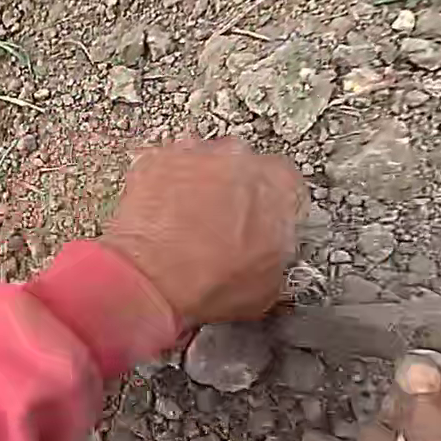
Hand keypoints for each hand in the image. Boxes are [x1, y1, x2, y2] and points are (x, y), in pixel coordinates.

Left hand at [99, 138, 302, 327]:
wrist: (152, 282)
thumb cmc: (208, 283)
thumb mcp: (267, 286)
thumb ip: (277, 254)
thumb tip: (270, 258)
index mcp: (279, 185)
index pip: (287, 185)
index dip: (272, 209)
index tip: (260, 225)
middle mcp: (240, 158)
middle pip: (243, 168)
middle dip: (234, 193)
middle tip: (220, 228)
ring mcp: (195, 154)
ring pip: (204, 163)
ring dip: (198, 187)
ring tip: (186, 226)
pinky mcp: (156, 159)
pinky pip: (166, 168)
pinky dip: (164, 187)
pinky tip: (162, 218)